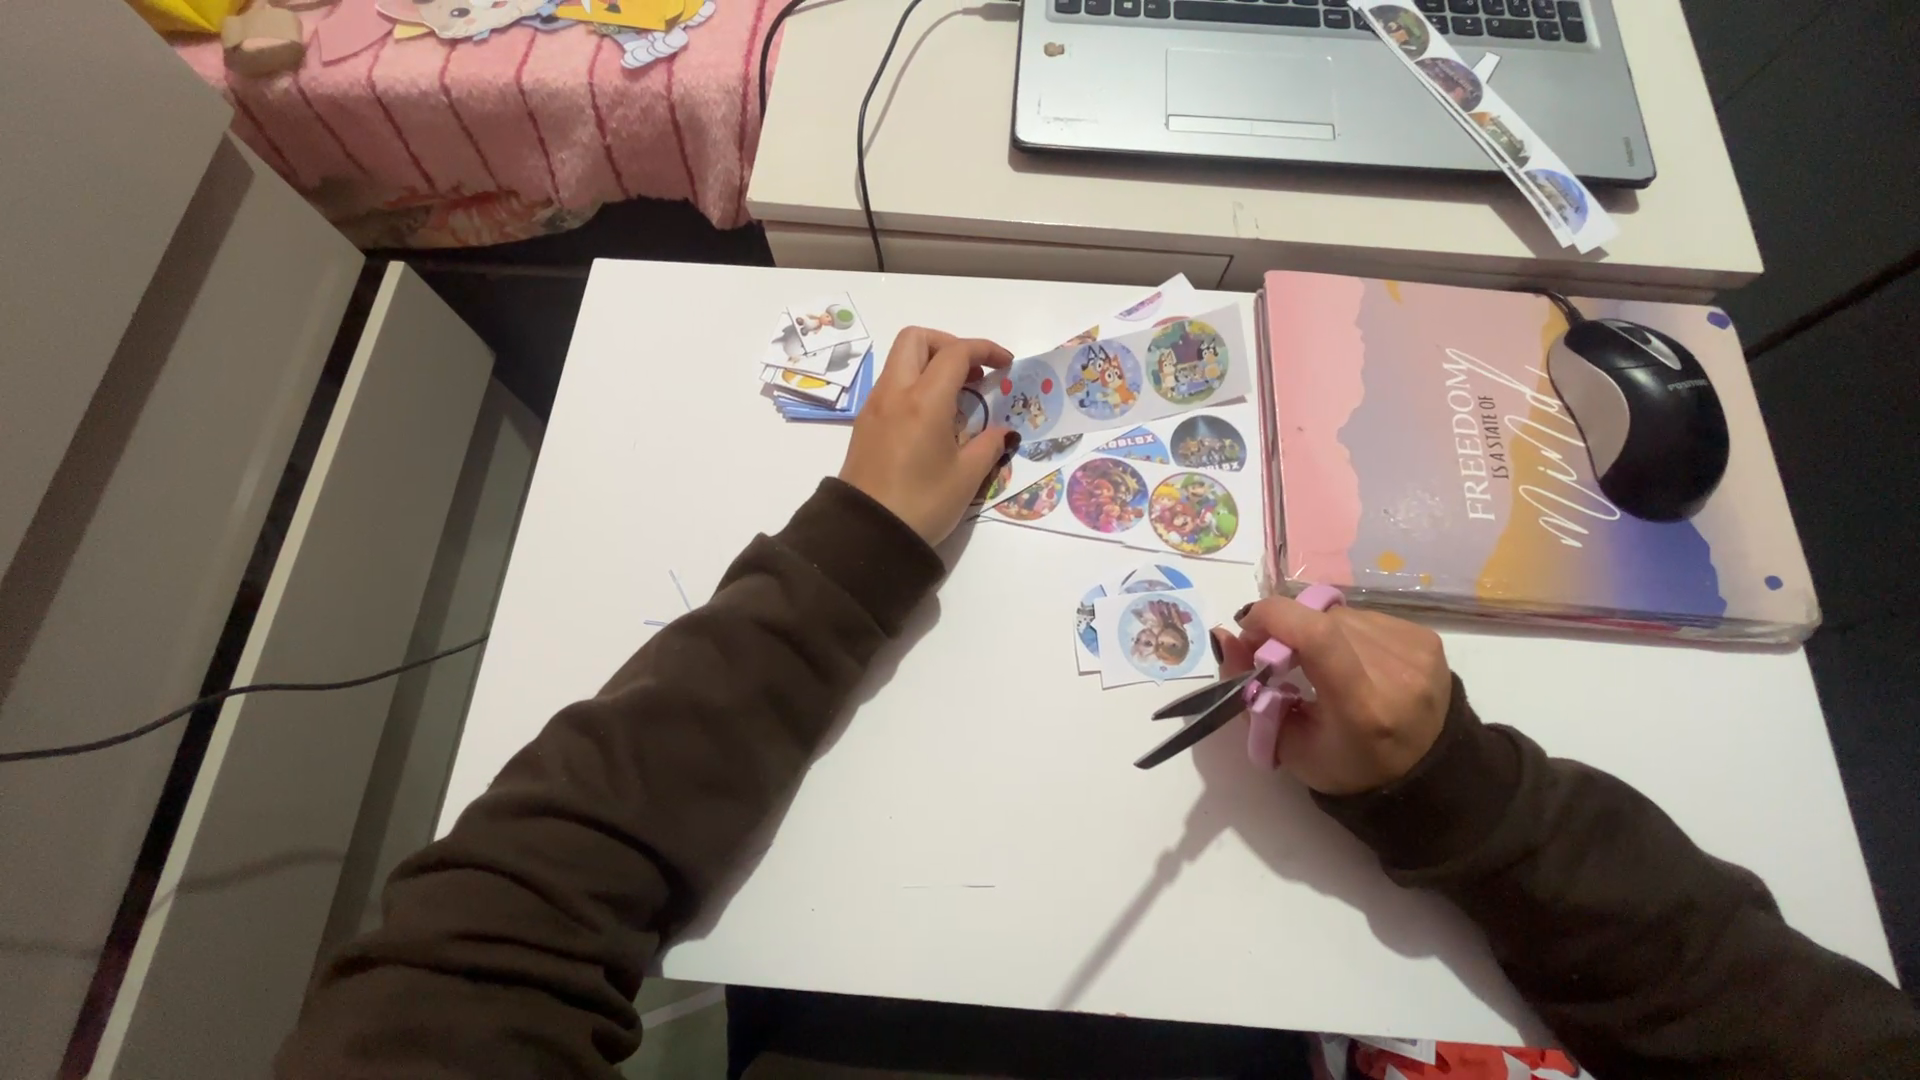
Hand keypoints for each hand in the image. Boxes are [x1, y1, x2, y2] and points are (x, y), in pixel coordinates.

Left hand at [839, 327, 1017, 545]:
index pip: (955, 353)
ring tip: (957, 396)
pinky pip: (891, 386)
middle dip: (948, 344)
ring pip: (899, 360)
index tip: (1005, 365)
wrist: (868, 534)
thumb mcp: (966, 477)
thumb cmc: (922, 505)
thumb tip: (1002, 432)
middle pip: (916, 340)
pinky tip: (933, 417)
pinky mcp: (865, 425)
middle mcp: (894, 393)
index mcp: (924, 401)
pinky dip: (914, 384)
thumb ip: (989, 446)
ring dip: (929, 364)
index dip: (984, 350)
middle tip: (972, 372)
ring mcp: (874, 407)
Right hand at [1215, 599, 1451, 795]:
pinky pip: (1366, 616)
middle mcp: (1395, 673)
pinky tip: (1348, 659)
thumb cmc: (1348, 767)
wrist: (1427, 777)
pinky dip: (1344, 631)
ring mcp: (1416, 652)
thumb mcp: (1286, 744)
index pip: (1317, 636)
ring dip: (1314, 629)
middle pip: (1320, 621)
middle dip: (1285, 628)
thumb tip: (1225, 635)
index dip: (1273, 617)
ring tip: (1314, 660)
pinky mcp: (1427, 639)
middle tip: (1272, 653)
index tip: (1248, 629)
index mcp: (1361, 707)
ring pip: (1341, 613)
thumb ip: (1248, 691)